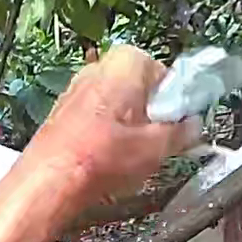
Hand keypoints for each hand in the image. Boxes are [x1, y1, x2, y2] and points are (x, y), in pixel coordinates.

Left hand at [0, 46, 189, 241]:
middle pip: (143, 94)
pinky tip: (106, 164)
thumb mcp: (157, 147)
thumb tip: (192, 127)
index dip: (176, 110)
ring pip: (120, 110)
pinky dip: (106, 140)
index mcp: (128, 60)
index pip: (170, 79)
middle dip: (151, 120)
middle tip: (153, 150)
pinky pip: (99, 122)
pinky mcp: (64, 112)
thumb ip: (182, 132)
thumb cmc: (101, 158)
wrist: (49, 180)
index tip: (178, 133)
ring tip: (127, 162)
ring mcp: (78, 88)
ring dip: (129, 133)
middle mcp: (100, 66)